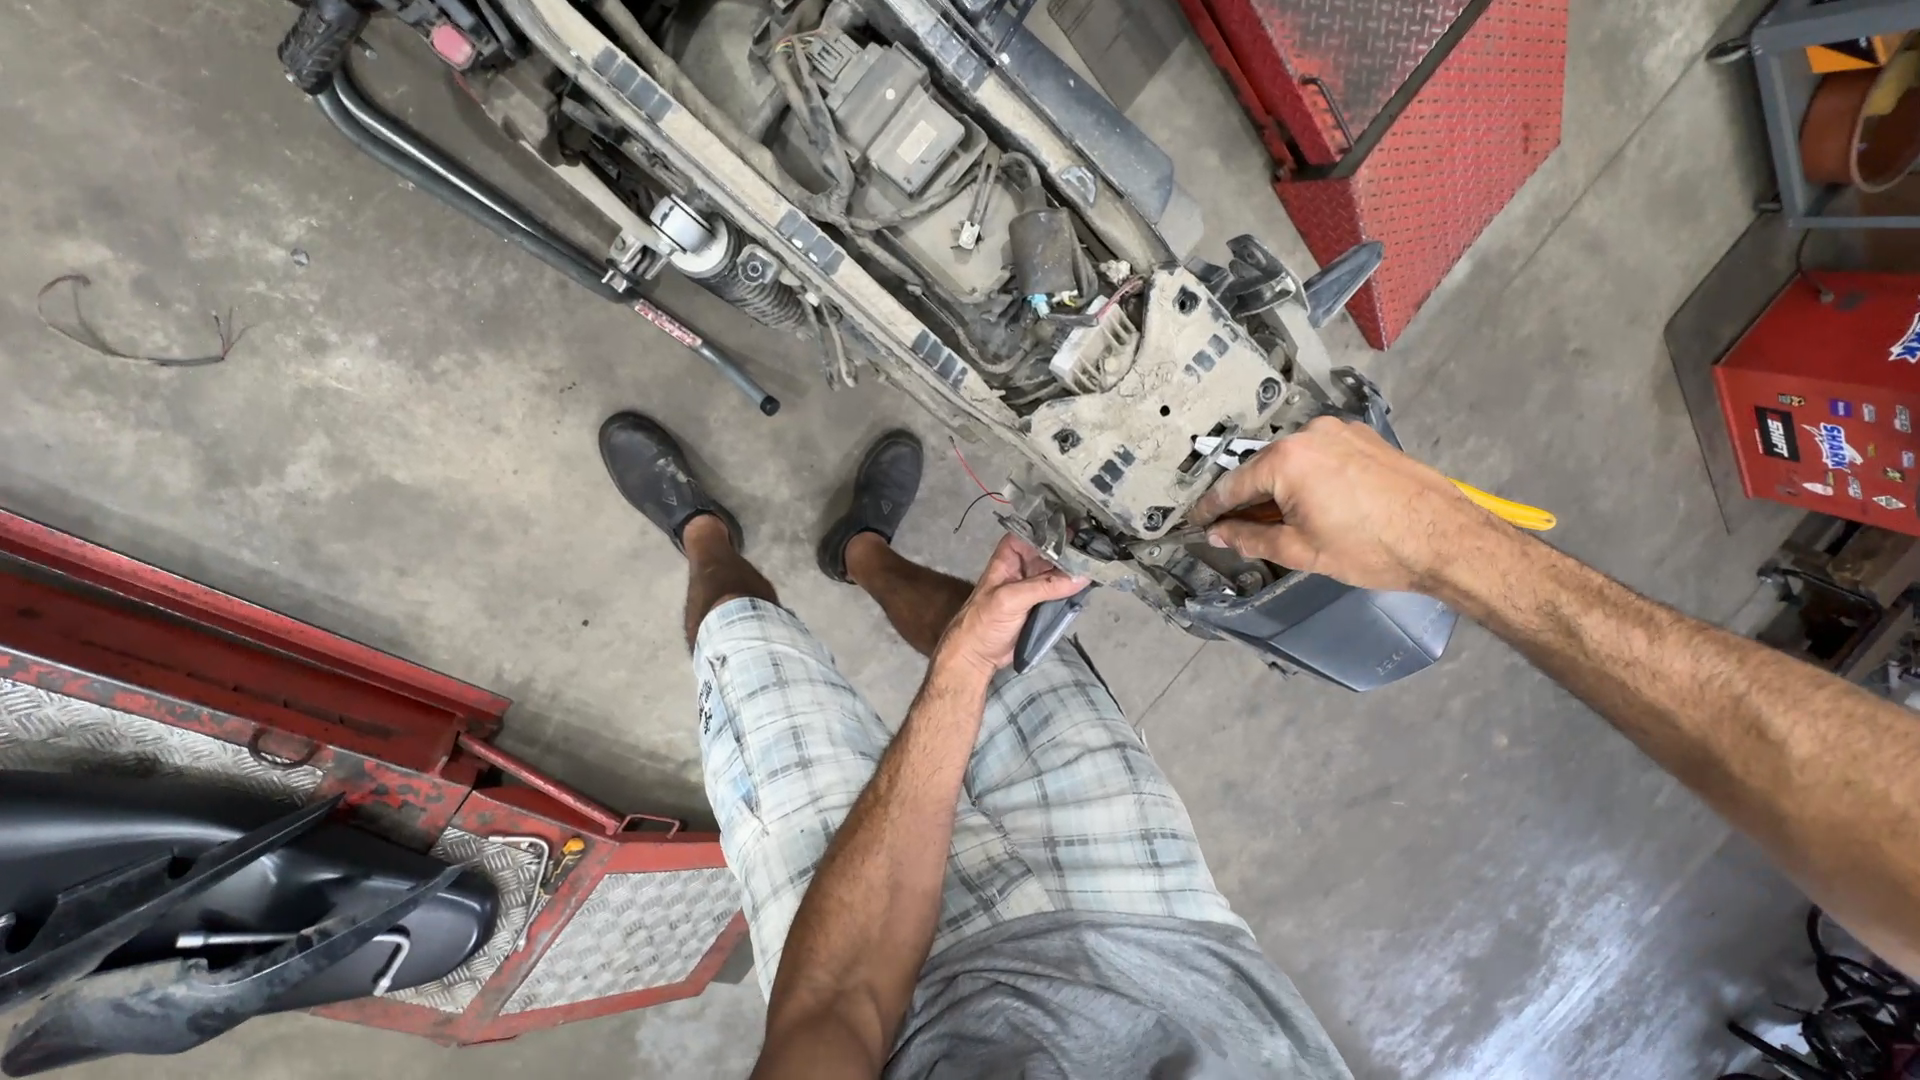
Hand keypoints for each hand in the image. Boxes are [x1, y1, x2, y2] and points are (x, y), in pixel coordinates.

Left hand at [934, 534, 1088, 678]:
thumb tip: (1080, 577)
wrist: (978, 655)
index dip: (1059, 529)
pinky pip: (1064, 589)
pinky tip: (1096, 578)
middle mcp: (1025, 564)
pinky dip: (1077, 586)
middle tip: (1100, 546)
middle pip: (1054, 550)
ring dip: (1079, 567)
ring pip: (1062, 569)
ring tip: (1103, 560)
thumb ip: (1045, 586)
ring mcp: (1036, 583)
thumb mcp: (1010, 599)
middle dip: (1074, 548)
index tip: (1085, 526)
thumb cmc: (983, 621)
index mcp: (1011, 554)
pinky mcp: (1045, 601)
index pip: (1038, 532)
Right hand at [1189, 415, 1499, 592]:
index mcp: (1286, 459)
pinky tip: (1313, 504)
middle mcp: (1309, 433)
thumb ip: (1250, 538)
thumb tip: (1219, 533)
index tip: (1195, 520)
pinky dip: (1306, 477)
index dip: (1211, 507)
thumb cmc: (1369, 549)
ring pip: (1291, 461)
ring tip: (1278, 521)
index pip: (1233, 485)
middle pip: (1262, 468)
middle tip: (1236, 527)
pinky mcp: (1364, 437)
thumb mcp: (1299, 550)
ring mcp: (1340, 431)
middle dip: (1248, 498)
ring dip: (1278, 488)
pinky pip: (1319, 456)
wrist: (1447, 539)